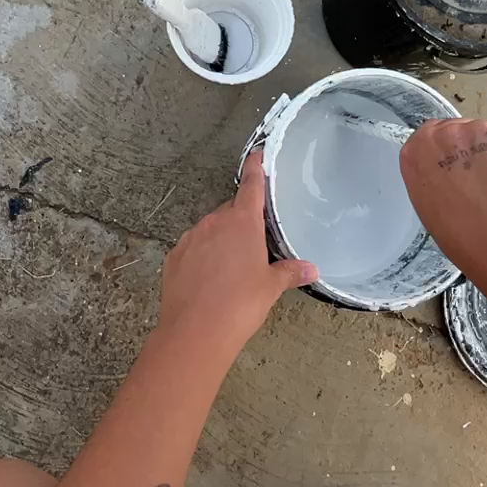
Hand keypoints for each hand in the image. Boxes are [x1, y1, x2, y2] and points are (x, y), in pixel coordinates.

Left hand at [157, 149, 316, 358]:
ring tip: (230, 268)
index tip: (258, 155)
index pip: (251, 185)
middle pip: (231, 211)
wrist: (196, 331)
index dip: (256, 168)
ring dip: (220, 240)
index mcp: (242, 222)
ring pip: (210, 229)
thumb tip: (312, 269)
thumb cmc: (240, 304)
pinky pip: (192, 248)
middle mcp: (214, 222)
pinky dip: (201, 256)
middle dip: (241, 221)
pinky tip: (208, 279)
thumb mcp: (271, 287)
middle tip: (253, 243)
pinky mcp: (174, 256)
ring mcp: (191, 237)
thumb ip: (290, 273)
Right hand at [399, 119, 486, 268]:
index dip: (443, 151)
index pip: (426, 138)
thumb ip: (429, 178)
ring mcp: (469, 130)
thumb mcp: (427, 206)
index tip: (453, 163)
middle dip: (464, 146)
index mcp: (414, 154)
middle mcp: (437, 135)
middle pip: (451, 130)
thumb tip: (445, 176)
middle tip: (478, 172)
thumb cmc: (462, 235)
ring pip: (479, 134)